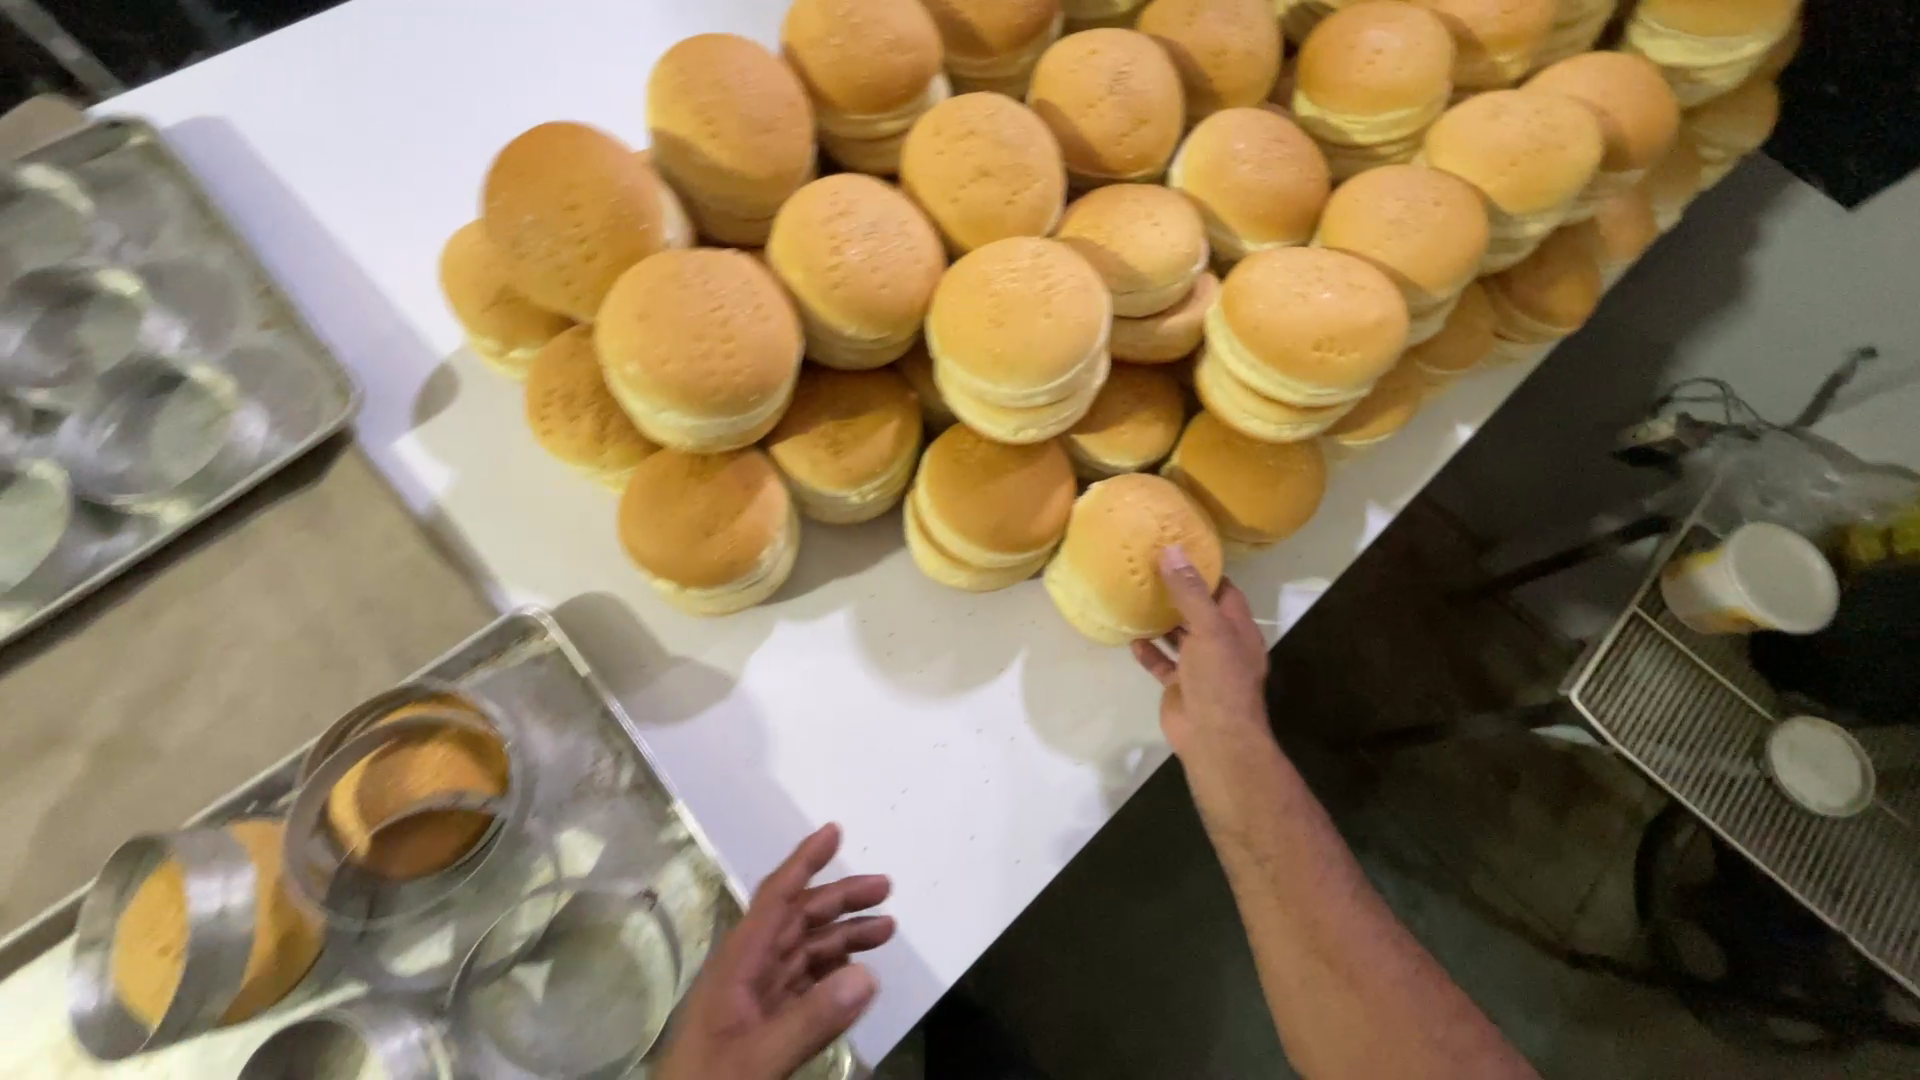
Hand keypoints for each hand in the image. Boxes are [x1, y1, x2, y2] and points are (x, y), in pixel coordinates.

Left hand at [656, 824, 895, 1079]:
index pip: (775, 899)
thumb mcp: (756, 1059)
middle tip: (885, 889)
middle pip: (798, 920)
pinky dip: (834, 975)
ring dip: (844, 937)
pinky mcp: (765, 1029)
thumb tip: (868, 975)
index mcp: (737, 964)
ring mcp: (756, 1001)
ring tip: (886, 929)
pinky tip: (858, 976)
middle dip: (840, 899)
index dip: (804, 862)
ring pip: (806, 952)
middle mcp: (748, 972)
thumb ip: (810, 1019)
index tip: (835, 832)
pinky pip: (805, 987)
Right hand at [1130, 545, 1272, 758]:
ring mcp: (1201, 667)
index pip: (1223, 591)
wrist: (1214, 738)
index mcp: (1238, 629)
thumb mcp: (1208, 628)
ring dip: (1162, 621)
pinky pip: (1163, 663)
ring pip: (1180, 637)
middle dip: (1178, 594)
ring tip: (1136, 597)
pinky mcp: (1180, 686)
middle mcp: (1222, 645)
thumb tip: (1172, 550)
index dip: (1203, 572)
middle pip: (1199, 612)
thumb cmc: (1219, 678)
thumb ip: (1189, 592)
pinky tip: (1131, 638)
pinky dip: (1149, 651)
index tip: (1177, 551)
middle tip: (1148, 570)